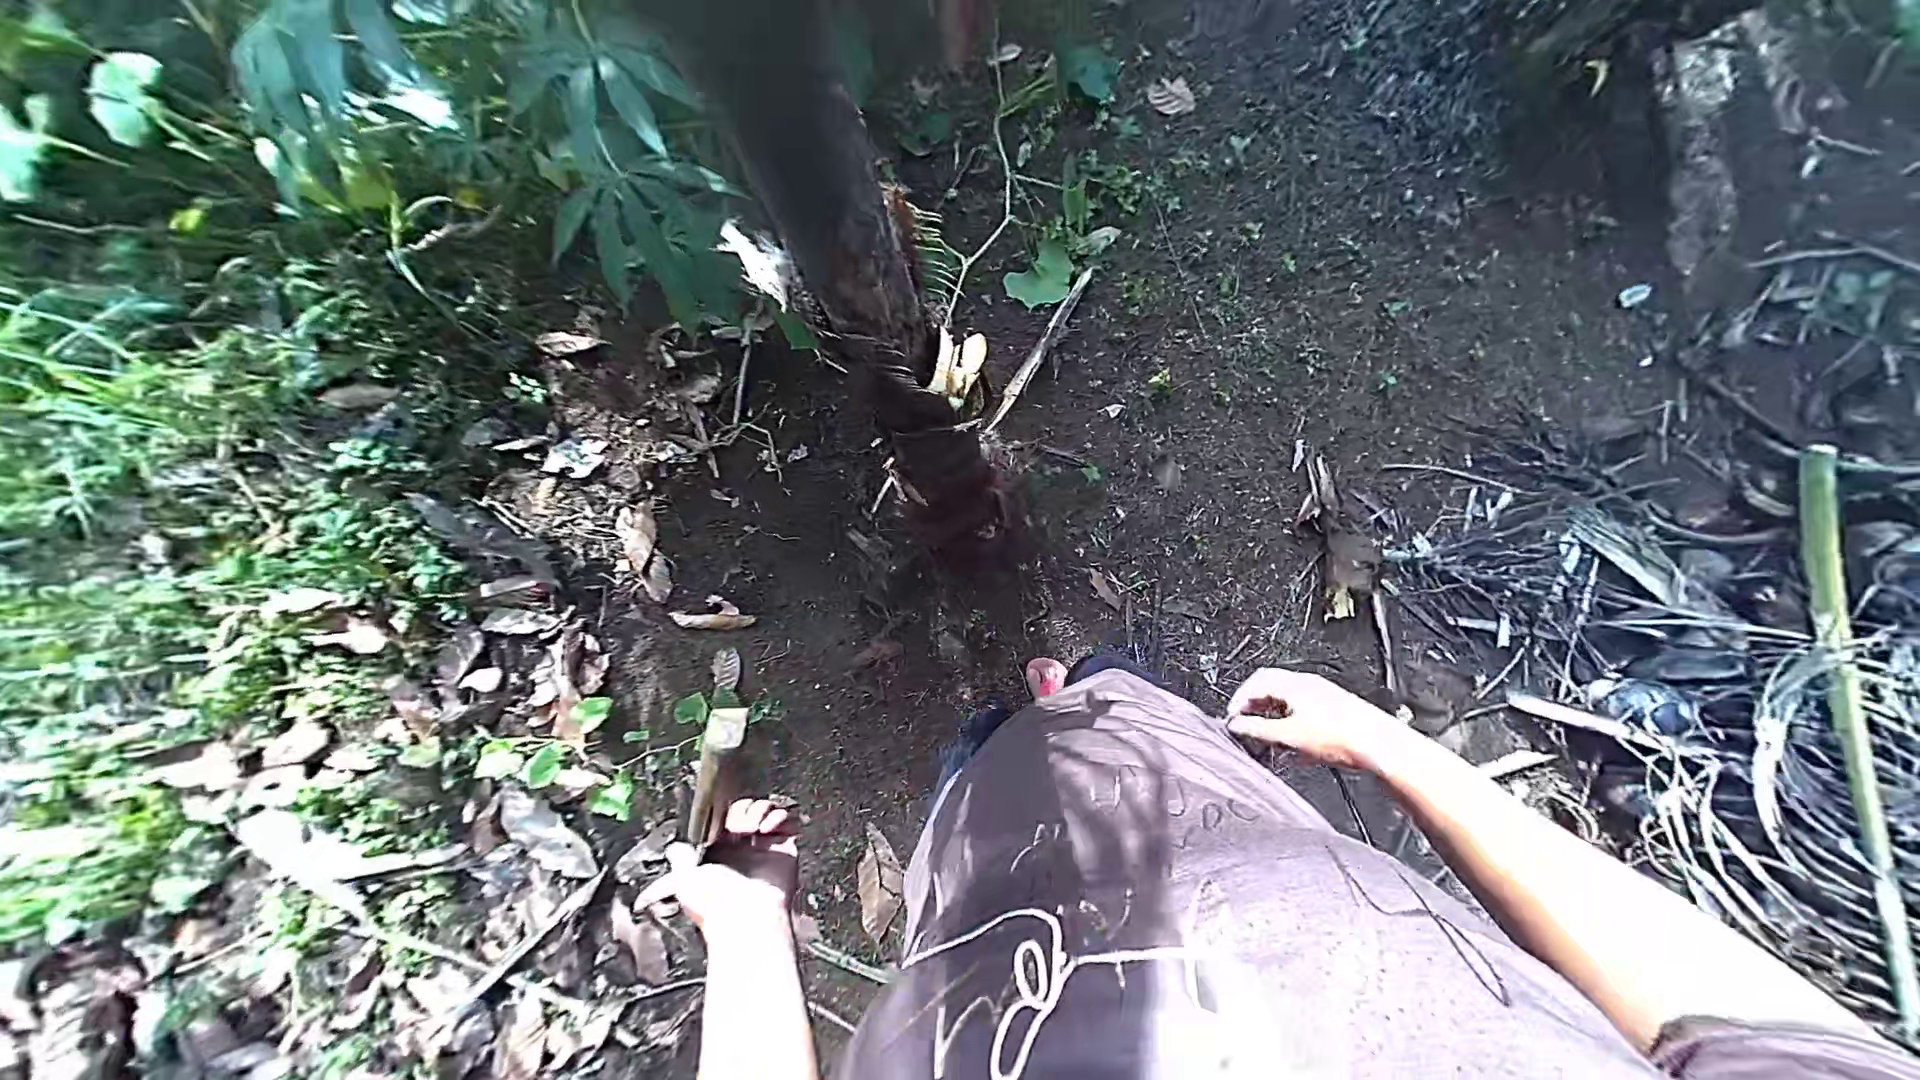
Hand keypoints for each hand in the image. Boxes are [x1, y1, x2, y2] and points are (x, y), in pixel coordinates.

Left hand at [652, 798, 799, 937]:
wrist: (747, 919)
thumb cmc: (716, 906)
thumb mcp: (686, 881)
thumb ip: (680, 860)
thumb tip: (674, 848)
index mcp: (720, 855)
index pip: (724, 820)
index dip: (724, 814)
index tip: (723, 820)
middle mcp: (743, 850)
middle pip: (746, 811)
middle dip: (742, 810)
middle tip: (739, 825)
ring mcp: (765, 849)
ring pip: (766, 811)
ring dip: (760, 810)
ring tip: (755, 825)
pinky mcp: (784, 848)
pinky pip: (787, 820)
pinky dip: (779, 816)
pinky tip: (768, 827)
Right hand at [1226, 668, 1408, 770]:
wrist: (1384, 748)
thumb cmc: (1343, 737)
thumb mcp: (1290, 736)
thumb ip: (1258, 729)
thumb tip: (1237, 725)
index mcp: (1294, 684)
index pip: (1254, 682)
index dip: (1238, 699)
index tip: (1233, 717)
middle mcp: (1308, 684)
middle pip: (1270, 686)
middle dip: (1254, 704)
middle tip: (1246, 722)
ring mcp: (1323, 694)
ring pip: (1287, 698)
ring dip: (1273, 713)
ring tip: (1269, 734)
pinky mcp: (1335, 708)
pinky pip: (1303, 707)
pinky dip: (1291, 719)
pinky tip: (1295, 742)